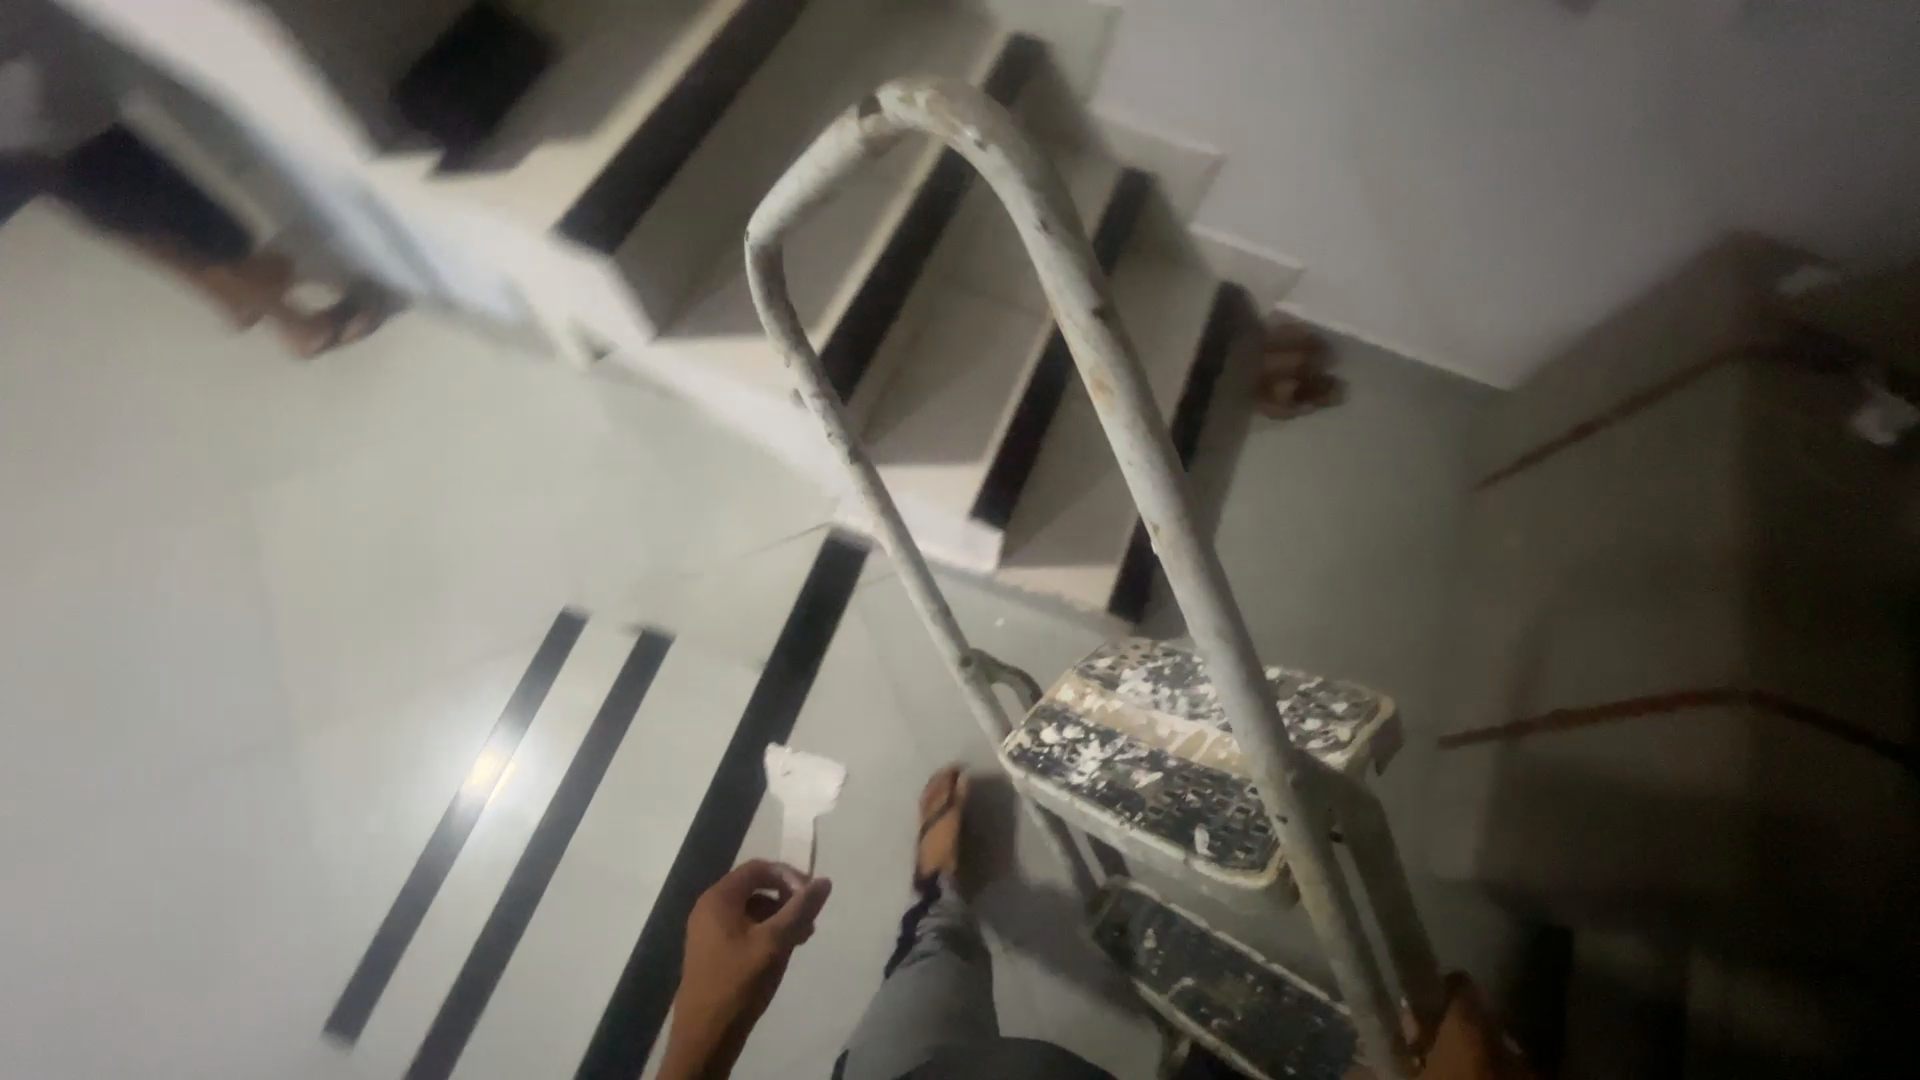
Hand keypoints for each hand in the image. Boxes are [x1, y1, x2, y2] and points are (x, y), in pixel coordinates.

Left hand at [661, 860, 832, 1078]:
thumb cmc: (739, 983)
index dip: (788, 876)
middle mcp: (709, 908)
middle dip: (786, 898)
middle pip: (755, 887)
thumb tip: (824, 881)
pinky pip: (743, 928)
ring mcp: (708, 932)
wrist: (703, 1040)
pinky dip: (765, 932)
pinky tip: (782, 951)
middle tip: (810, 917)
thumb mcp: (776, 942)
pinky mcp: (712, 952)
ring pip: (751, 909)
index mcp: (718, 899)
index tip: (811, 895)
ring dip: (779, 917)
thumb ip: (800, 908)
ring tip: (802, 937)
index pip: (759, 868)